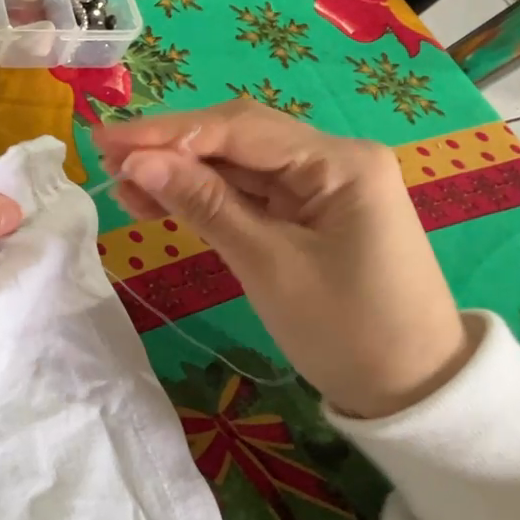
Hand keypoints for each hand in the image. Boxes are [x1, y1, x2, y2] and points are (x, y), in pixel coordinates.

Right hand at [95, 101, 471, 418]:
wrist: (412, 391)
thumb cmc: (347, 329)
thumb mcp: (268, 264)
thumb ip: (204, 204)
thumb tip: (138, 162)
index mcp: (339, 161)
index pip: (238, 128)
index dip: (167, 132)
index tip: (107, 140)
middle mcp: (332, 159)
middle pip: (236, 136)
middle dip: (169, 145)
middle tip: (106, 156)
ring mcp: (320, 185)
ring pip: (236, 164)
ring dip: (180, 170)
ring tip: (121, 182)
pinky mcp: (307, 212)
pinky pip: (246, 192)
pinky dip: (202, 195)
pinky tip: (156, 200)